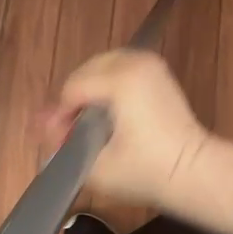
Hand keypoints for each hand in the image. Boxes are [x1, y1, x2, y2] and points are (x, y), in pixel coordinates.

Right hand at [40, 49, 211, 207]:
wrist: (194, 171)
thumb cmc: (146, 171)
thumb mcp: (96, 165)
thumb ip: (62, 141)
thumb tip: (39, 124)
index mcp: (121, 79)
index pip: (73, 87)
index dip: (61, 114)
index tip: (60, 140)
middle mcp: (135, 62)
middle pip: (86, 71)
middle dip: (74, 100)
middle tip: (71, 132)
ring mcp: (148, 63)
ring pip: (101, 66)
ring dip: (89, 90)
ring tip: (87, 124)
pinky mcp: (157, 69)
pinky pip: (119, 67)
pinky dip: (107, 84)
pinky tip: (106, 112)